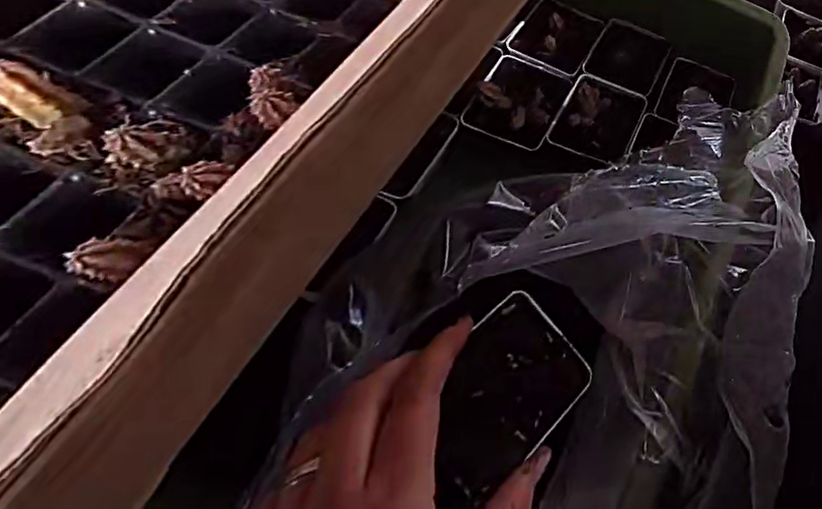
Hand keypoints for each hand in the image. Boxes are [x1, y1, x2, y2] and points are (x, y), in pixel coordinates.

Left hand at [262, 320, 551, 508]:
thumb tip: (537, 462)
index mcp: (394, 497)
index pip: (416, 397)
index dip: (439, 352)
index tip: (460, 329)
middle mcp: (338, 500)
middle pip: (360, 400)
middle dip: (396, 363)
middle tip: (427, 355)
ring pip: (315, 432)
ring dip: (354, 400)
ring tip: (384, 395)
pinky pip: (284, 479)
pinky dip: (316, 448)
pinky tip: (334, 456)